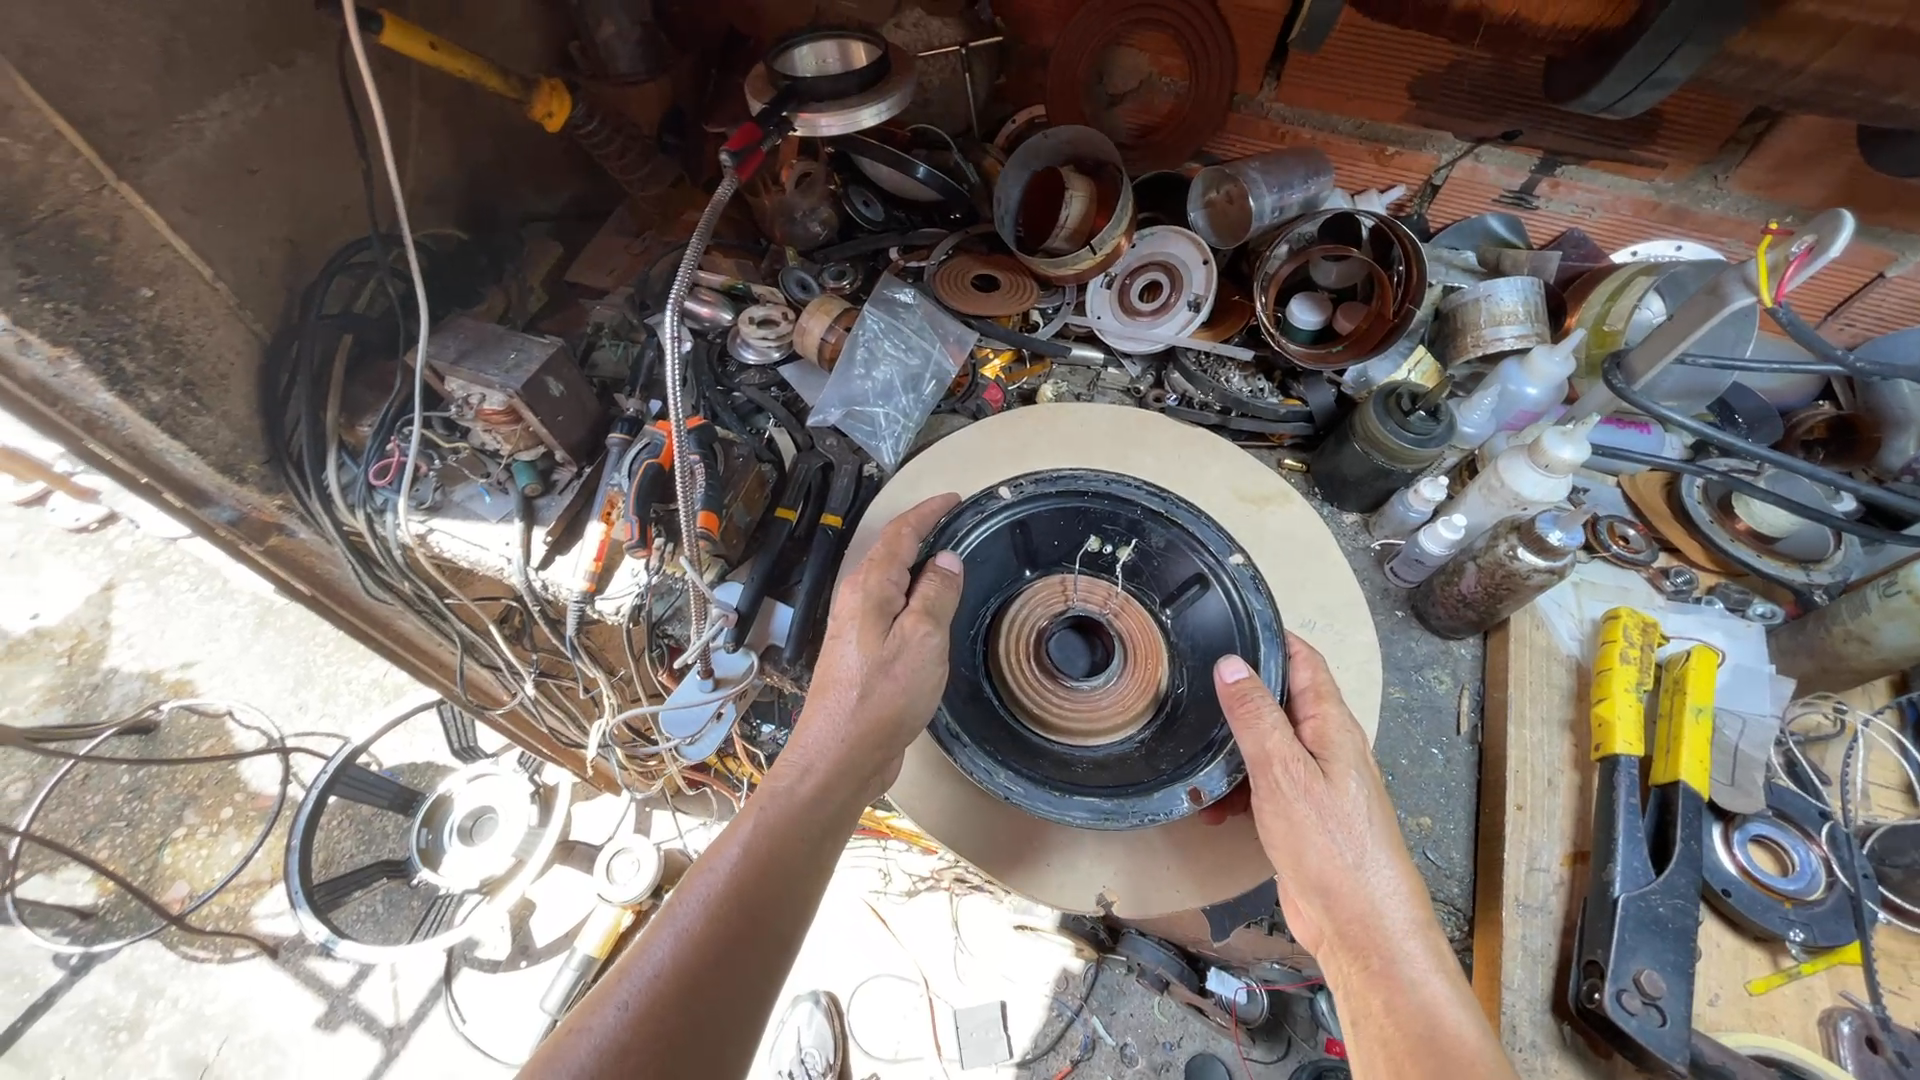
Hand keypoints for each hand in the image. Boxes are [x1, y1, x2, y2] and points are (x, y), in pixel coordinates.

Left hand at [786, 493, 965, 802]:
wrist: (840, 754)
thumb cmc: (882, 696)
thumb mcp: (922, 640)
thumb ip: (935, 595)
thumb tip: (946, 558)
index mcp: (869, 587)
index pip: (900, 533)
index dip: (928, 512)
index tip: (954, 497)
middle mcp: (857, 599)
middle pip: (890, 553)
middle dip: (922, 533)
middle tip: (958, 524)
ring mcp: (856, 627)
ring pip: (890, 581)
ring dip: (917, 565)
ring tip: (949, 559)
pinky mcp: (861, 653)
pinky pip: (891, 608)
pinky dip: (913, 595)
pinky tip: (929, 610)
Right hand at [1213, 634, 1440, 978]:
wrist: (1359, 926)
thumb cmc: (1332, 845)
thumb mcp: (1284, 771)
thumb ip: (1256, 715)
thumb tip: (1231, 663)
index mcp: (1330, 725)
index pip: (1304, 659)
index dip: (1270, 635)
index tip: (1229, 618)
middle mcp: (1325, 746)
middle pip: (1278, 700)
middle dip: (1237, 692)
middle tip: (1191, 682)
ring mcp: (1313, 781)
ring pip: (1263, 745)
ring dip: (1229, 749)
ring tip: (1192, 754)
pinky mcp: (1299, 815)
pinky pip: (1260, 785)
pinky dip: (1235, 789)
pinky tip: (1211, 808)